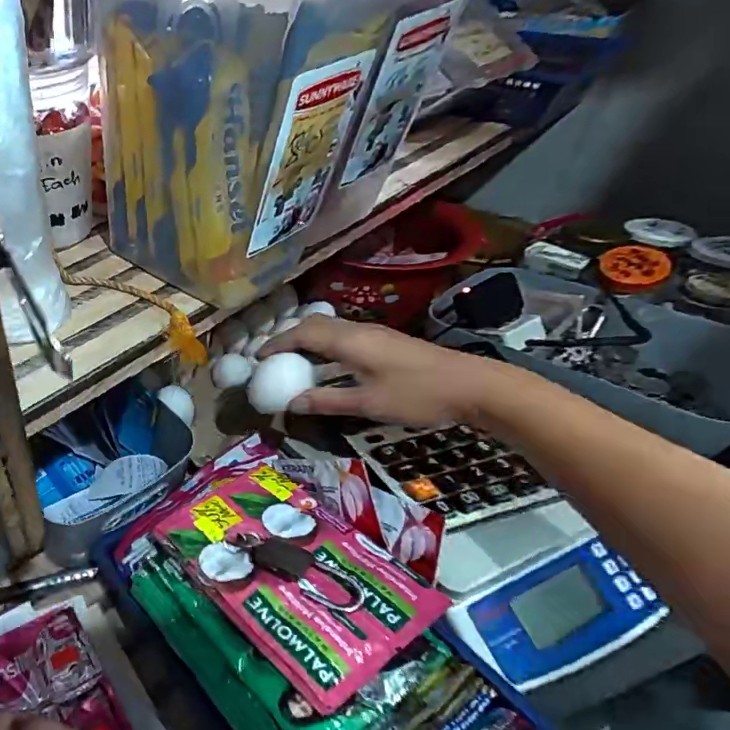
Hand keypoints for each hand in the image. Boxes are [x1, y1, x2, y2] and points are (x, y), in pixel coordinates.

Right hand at [257, 314, 520, 426]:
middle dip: (289, 339)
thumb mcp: (368, 403)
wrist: (473, 386)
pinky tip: (328, 367)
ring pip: (331, 330)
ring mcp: (376, 335)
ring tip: (294, 363)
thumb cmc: (417, 395)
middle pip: (315, 326)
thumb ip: (327, 401)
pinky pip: (345, 338)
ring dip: (308, 342)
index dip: (277, 344)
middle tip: (272, 360)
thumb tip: (292, 403)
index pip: (302, 333)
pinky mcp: (387, 343)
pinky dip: (326, 348)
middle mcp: (360, 331)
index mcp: (350, 341)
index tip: (257, 359)